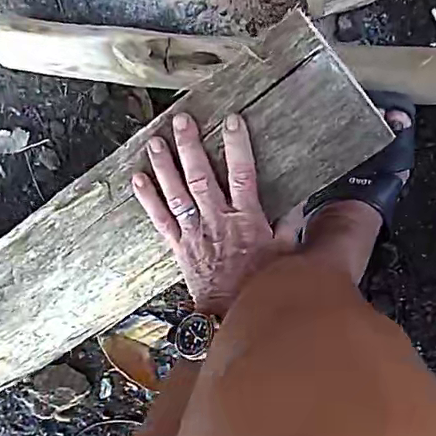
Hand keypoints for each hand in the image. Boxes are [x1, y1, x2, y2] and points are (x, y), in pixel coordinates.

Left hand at [133, 112, 299, 315]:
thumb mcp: (286, 252)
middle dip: (191, 146)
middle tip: (182, 121)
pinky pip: (160, 219)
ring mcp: (194, 232)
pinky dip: (147, 199)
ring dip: (165, 165)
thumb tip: (297, 203)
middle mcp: (217, 220)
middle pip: (201, 176)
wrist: (231, 315)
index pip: (242, 173)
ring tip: (156, 141)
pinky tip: (138, 179)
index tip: (232, 121)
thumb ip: (289, 224)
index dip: (237, 145)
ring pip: (177, 192)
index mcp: (246, 218)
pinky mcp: (179, 246)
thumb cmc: (260, 285)